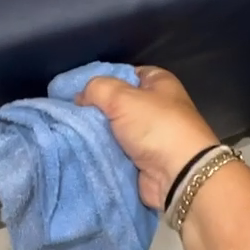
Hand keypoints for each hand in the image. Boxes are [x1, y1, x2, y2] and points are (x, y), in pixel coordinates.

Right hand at [78, 66, 220, 208]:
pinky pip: (116, 150)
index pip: (125, 73)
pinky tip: (82, 149)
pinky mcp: (143, 159)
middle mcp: (156, 106)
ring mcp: (150, 134)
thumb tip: (81, 97)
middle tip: (71, 112)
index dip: (103, 79)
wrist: (179, 175)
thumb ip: (96, 89)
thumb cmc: (156, 126)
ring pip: (114, 128)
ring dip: (97, 132)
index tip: (79, 89)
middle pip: (117, 102)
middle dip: (96, 108)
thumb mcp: (121, 97)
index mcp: (159, 83)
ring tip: (70, 131)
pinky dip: (103, 152)